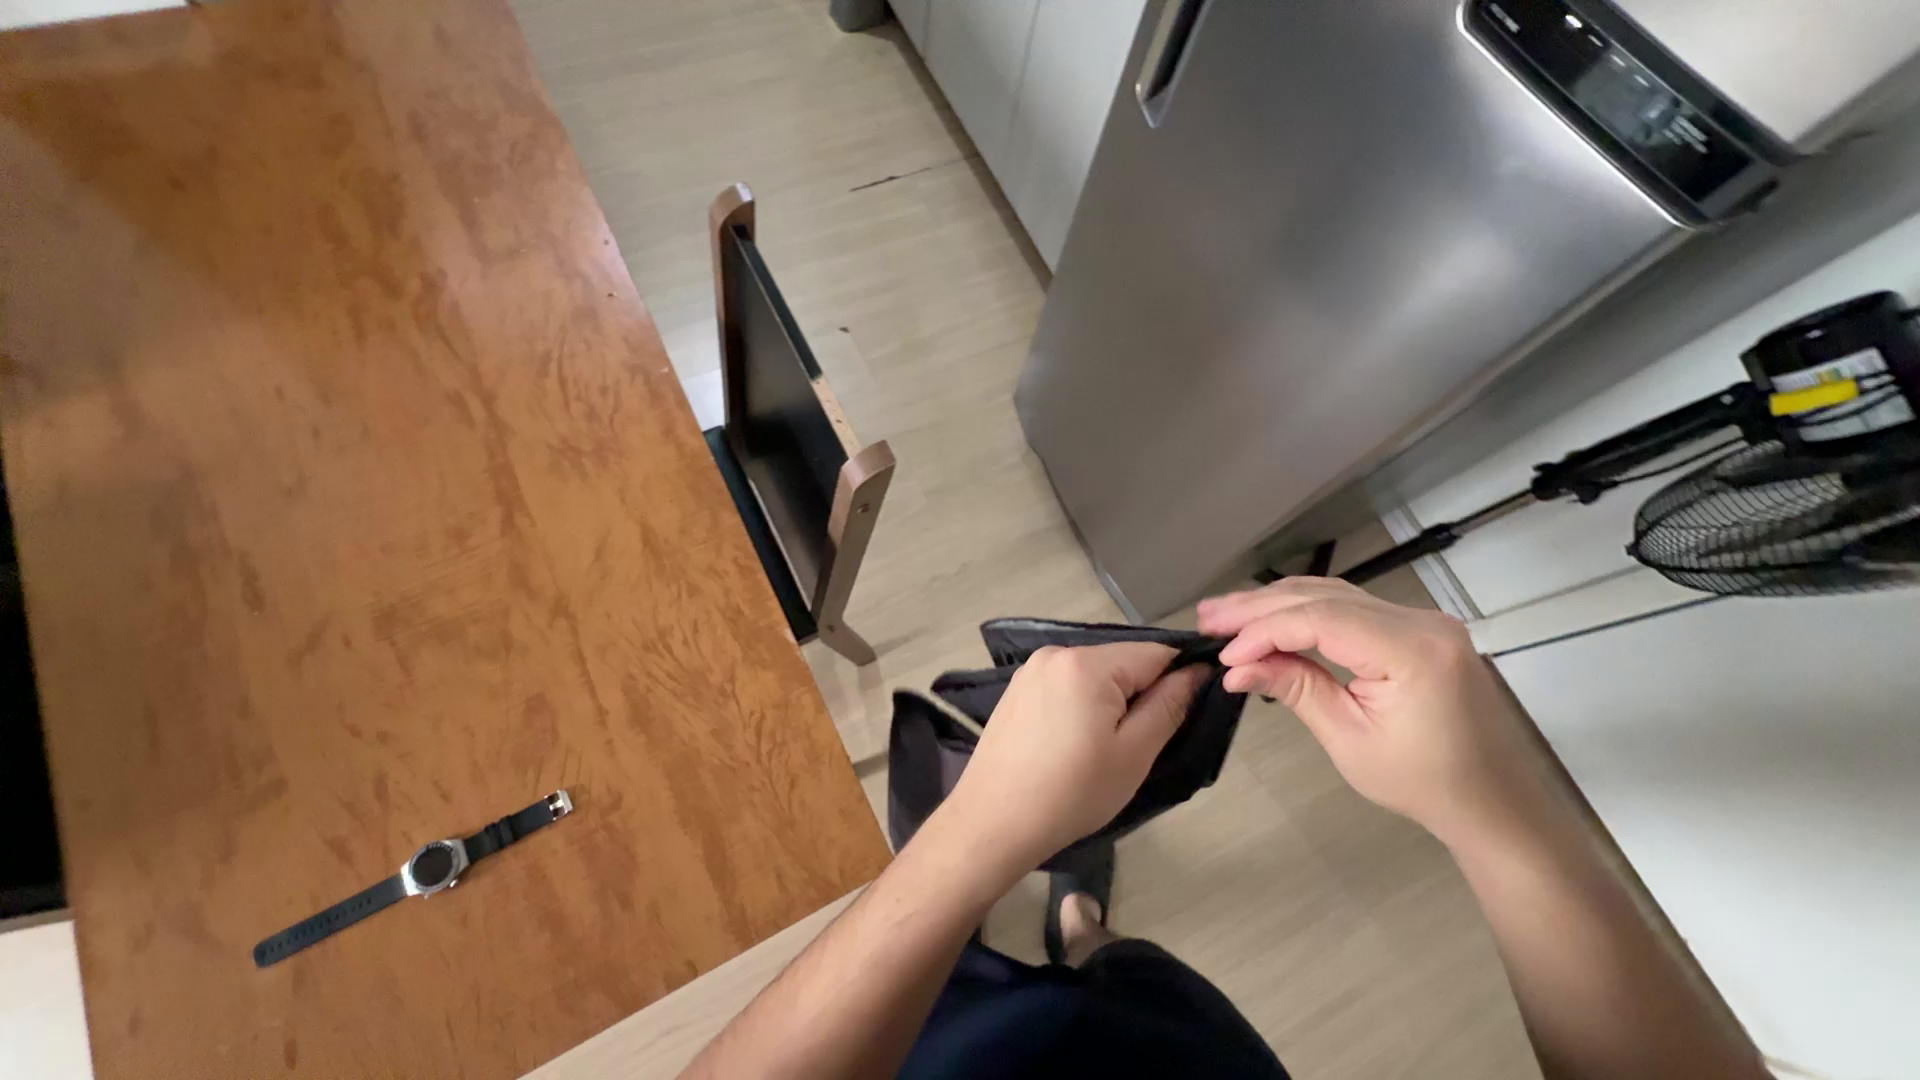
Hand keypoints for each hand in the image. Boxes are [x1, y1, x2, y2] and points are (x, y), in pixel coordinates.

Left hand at [939, 643, 1208, 871]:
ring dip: (1112, 702)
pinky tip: (1075, 746)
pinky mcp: (1016, 691)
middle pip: (1122, 662)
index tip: (1183, 720)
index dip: (1179, 681)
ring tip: (1106, 750)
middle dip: (1141, 695)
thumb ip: (1169, 705)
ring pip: (1094, 675)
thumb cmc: (1071, 792)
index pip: (1156, 653)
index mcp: (1086, 663)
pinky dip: (1082, 707)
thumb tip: (1197, 672)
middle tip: (1142, 745)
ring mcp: (1030, 671)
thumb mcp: (1134, 753)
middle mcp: (1055, 653)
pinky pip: (1066, 686)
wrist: (993, 822)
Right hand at [1197, 577, 1555, 848]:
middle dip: (1258, 607)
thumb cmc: (1423, 783)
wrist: (1493, 802)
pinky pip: (1351, 607)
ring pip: (1333, 594)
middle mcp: (1420, 620)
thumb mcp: (1349, 740)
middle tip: (1206, 616)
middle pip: (1323, 597)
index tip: (1224, 655)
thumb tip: (1235, 667)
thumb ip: (1295, 689)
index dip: (1264, 631)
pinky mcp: (1416, 628)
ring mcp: (1421, 620)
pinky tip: (1269, 617)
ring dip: (1276, 603)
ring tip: (1224, 613)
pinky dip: (1305, 611)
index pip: (1321, 619)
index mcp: (1412, 650)